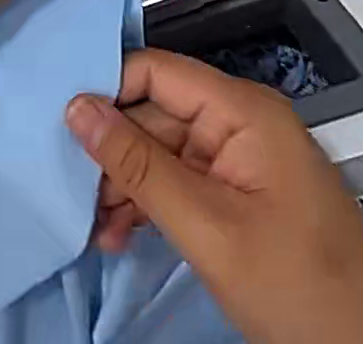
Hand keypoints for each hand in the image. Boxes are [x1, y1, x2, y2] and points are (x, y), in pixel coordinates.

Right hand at [65, 50, 362, 343]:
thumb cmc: (299, 290)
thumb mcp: (207, 227)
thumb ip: (137, 164)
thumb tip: (75, 108)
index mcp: (241, 109)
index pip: (156, 71)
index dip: (108, 89)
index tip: (63, 123)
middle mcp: (235, 120)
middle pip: (151, 113)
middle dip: (111, 152)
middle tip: (75, 192)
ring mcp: (233, 156)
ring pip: (156, 149)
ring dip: (122, 183)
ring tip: (95, 225)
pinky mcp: (230, 190)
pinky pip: (173, 178)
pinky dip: (144, 202)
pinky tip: (118, 232)